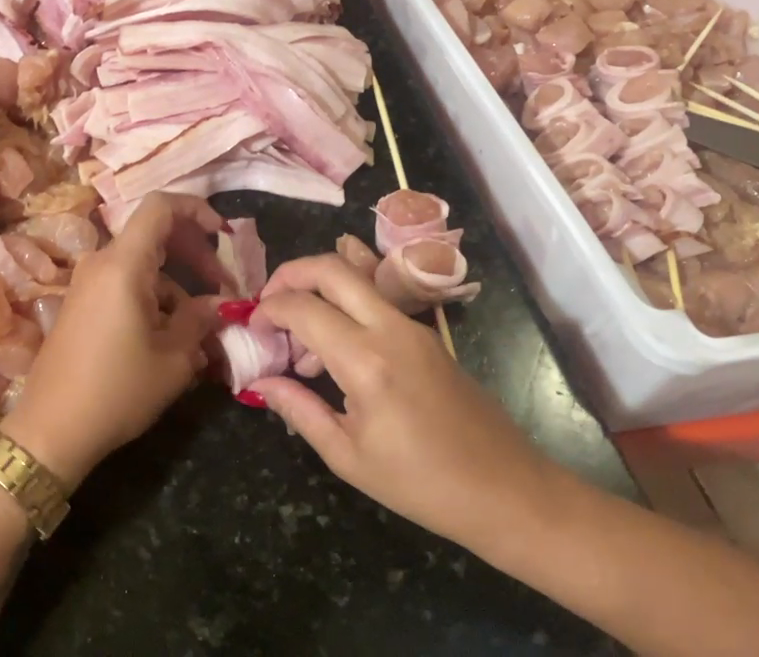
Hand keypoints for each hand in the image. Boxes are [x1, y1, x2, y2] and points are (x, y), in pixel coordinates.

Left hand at [2, 193, 226, 484]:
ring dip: (178, 285)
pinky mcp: (81, 305)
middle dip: (195, 255)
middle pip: (154, 235)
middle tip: (225, 290)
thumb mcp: (174, 358)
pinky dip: (154, 299)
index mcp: (123, 263)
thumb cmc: (117, 390)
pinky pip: (125, 285)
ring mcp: (87, 284)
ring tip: (204, 328)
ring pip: (143, 266)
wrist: (51, 430)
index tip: (223, 237)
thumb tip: (219, 304)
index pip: (160, 206)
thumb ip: (201, 320)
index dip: (196, 210)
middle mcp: (101, 263)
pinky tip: (173, 338)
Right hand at [247, 255, 557, 544]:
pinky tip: (332, 350)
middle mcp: (390, 328)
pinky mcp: (427, 335)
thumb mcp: (348, 456)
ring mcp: (414, 327)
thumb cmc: (422, 484)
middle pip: (331, 267)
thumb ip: (298, 409)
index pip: (301, 306)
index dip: (267, 309)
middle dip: (289, 274)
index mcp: (366, 360)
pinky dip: (343, 306)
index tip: (251, 329)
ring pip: (356, 277)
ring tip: (297, 340)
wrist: (508, 490)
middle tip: (266, 304)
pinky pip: (376, 300)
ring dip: (318, 290)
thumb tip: (260, 381)